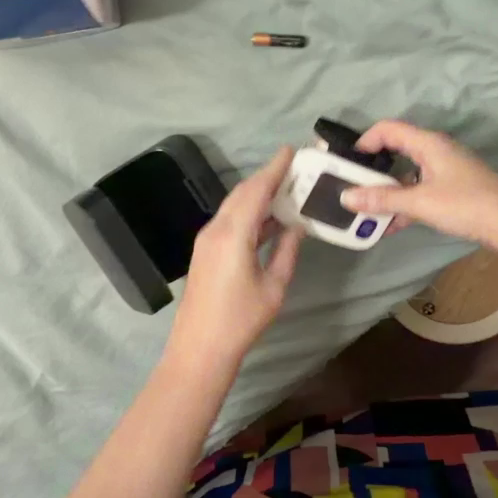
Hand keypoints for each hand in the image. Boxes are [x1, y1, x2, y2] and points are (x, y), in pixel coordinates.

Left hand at [169, 147, 303, 362]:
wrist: (200, 347)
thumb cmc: (241, 320)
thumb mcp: (274, 286)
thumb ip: (287, 251)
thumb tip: (298, 226)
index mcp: (233, 234)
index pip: (256, 191)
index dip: (274, 169)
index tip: (291, 150)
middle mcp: (215, 230)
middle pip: (242, 193)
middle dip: (267, 178)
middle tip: (294, 168)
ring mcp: (206, 240)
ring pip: (234, 206)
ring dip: (257, 195)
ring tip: (286, 188)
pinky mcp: (204, 251)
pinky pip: (229, 220)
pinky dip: (249, 212)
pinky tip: (268, 217)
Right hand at [339, 120, 497, 244]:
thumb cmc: (465, 204)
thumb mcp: (420, 203)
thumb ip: (382, 200)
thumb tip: (346, 197)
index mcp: (428, 144)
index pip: (388, 129)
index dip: (365, 140)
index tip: (347, 160)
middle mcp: (436, 151)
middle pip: (397, 151)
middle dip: (373, 169)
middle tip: (351, 185)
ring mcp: (446, 170)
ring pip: (408, 174)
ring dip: (388, 191)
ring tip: (367, 210)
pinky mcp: (453, 190)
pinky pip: (420, 190)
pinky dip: (404, 203)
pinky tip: (391, 225)